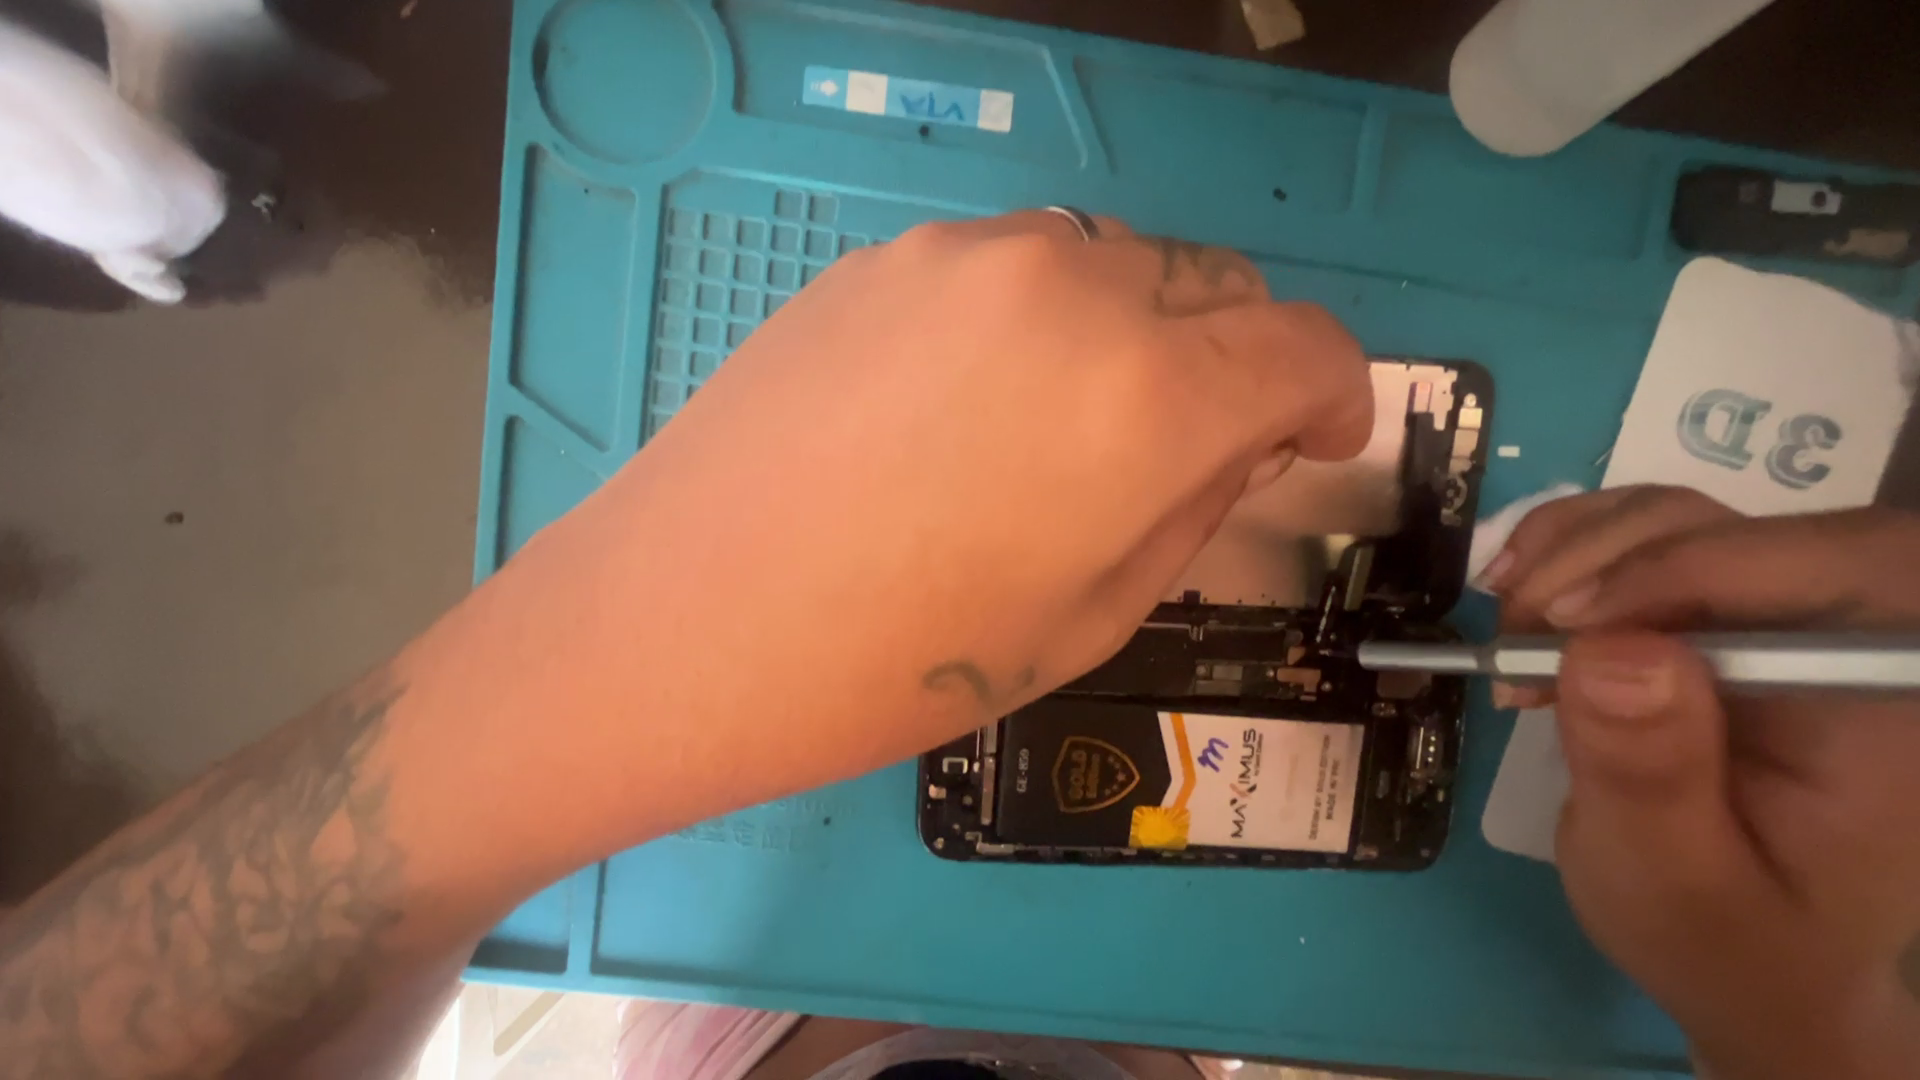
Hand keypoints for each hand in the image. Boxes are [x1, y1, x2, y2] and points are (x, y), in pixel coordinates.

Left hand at [503, 210, 1371, 824]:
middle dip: (1234, 362)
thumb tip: (1238, 441)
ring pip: (1113, 264)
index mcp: (1143, 395)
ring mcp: (963, 258)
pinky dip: (1040, 322)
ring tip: (1074, 426)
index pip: (1305, 346)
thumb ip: (1190, 509)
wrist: (682, 624)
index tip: (1316, 438)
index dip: (1333, 393)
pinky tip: (972, 403)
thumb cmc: (895, 665)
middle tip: (1194, 444)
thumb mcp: (1088, 621)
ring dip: (1136, 333)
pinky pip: (1011, 271)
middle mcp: (1069, 287)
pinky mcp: (880, 261)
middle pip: (1215, 287)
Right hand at [1480, 487, 1919, 1079]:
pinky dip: (1558, 548)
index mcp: (1885, 712)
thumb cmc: (1715, 933)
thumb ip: (1649, 770)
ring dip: (1566, 551)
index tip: (1565, 622)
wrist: (1731, 948)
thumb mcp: (1670, 876)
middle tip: (1513, 639)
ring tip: (1505, 623)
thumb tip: (1609, 647)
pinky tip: (1513, 593)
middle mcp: (1843, 645)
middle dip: (1600, 564)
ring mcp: (1773, 622)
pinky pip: (1632, 538)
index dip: (1697, 565)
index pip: (1846, 572)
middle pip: (1736, 528)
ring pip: (1671, 518)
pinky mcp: (1706, 616)